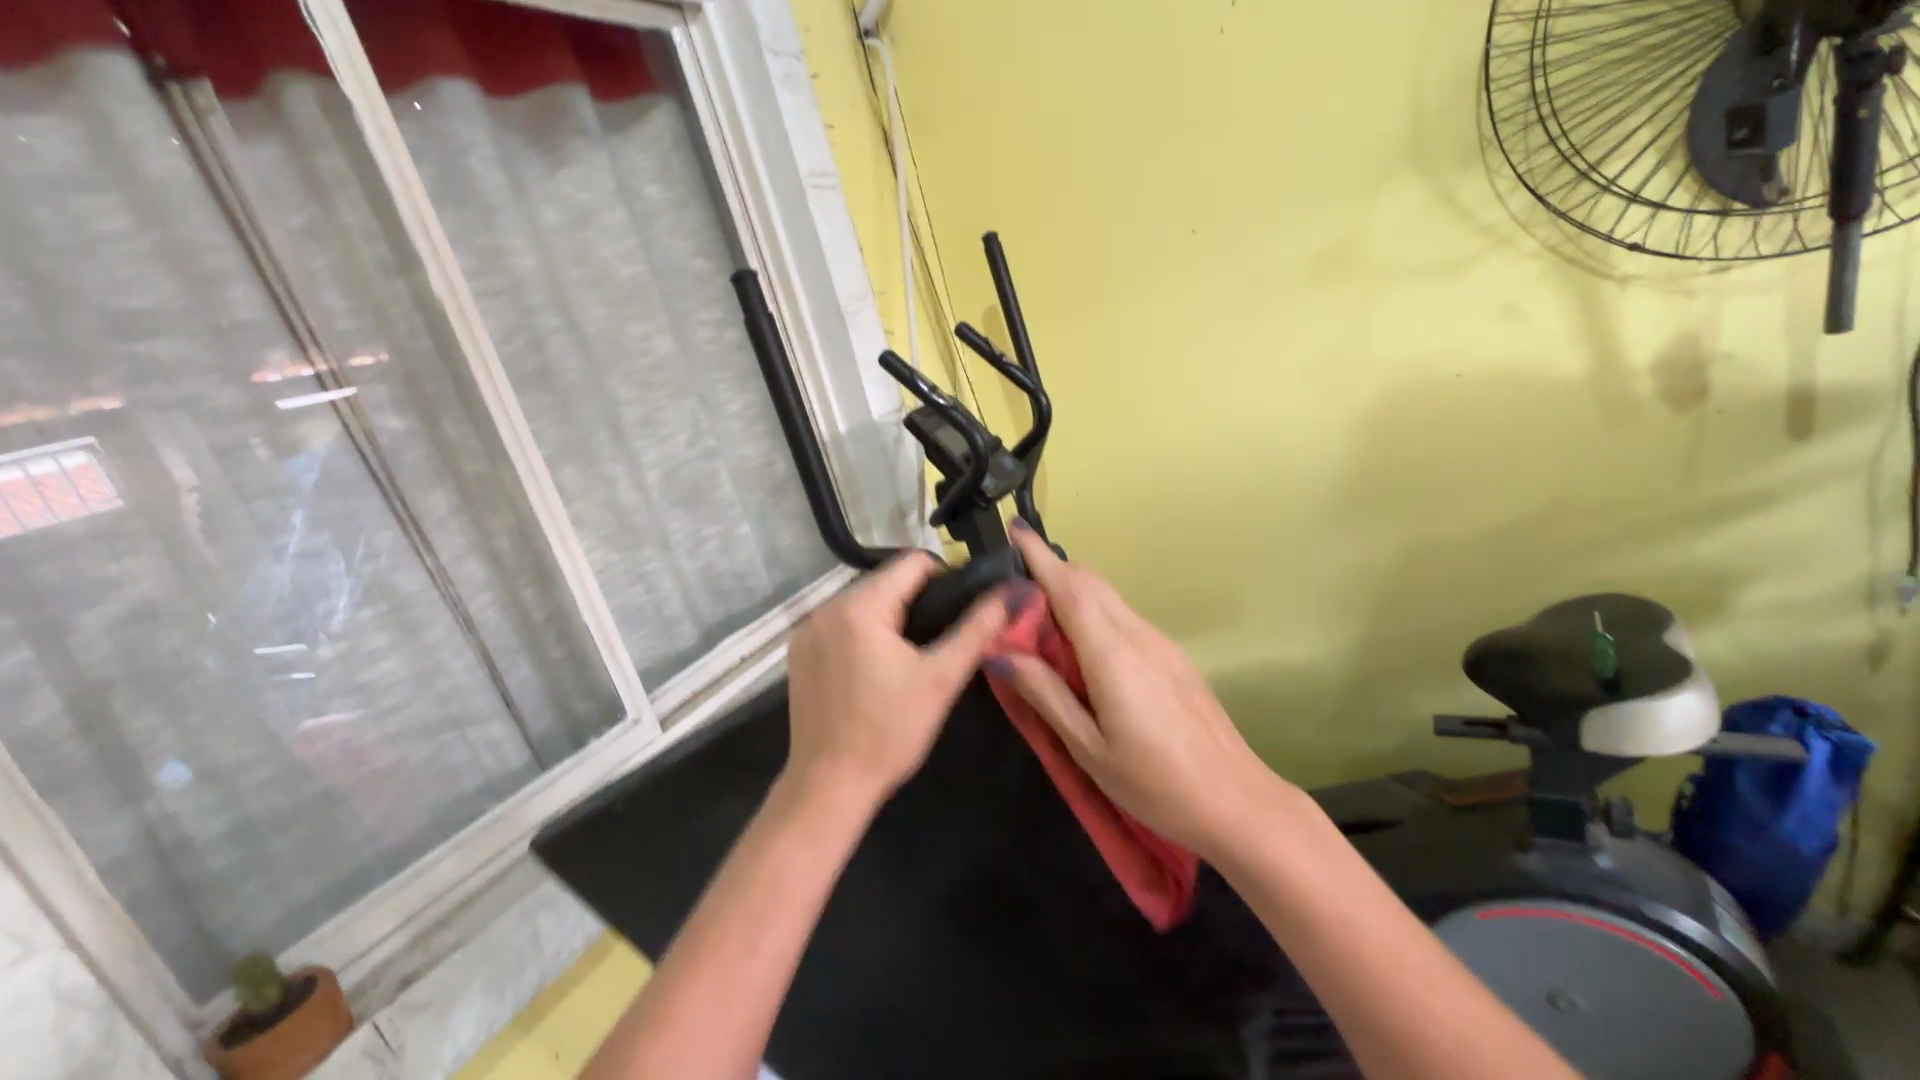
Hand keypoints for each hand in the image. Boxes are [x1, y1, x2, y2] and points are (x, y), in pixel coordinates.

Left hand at [784, 551, 1009, 803]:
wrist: (830, 785)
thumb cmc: (890, 732)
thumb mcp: (941, 679)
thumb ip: (977, 629)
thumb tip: (1011, 593)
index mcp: (860, 606)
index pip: (911, 562)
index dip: (945, 578)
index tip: (961, 611)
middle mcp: (826, 608)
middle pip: (884, 582)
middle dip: (916, 601)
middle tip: (941, 641)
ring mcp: (807, 631)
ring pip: (862, 603)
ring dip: (889, 618)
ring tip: (912, 656)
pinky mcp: (798, 653)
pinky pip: (840, 625)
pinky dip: (862, 635)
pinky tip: (877, 669)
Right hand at [993, 524, 1287, 857]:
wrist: (1236, 801)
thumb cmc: (1155, 784)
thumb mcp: (1089, 750)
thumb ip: (1047, 696)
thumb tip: (1003, 653)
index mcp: (1113, 656)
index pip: (1071, 589)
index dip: (1041, 557)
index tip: (1016, 531)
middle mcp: (1140, 637)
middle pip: (1092, 584)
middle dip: (1053, 573)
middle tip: (1015, 593)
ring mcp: (1162, 645)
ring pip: (1110, 600)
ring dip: (1074, 598)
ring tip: (1042, 631)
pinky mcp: (1174, 659)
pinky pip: (1126, 621)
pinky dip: (1095, 619)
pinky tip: (1083, 657)